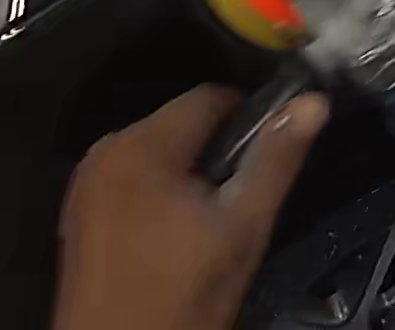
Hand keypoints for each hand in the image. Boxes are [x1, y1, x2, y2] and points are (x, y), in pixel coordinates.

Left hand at [54, 85, 329, 329]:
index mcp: (144, 145)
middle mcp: (109, 148)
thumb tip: (315, 102)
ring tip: (205, 217)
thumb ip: (278, 157)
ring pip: (162, 145)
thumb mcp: (245, 225)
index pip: (211, 97)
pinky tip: (172, 230)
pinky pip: (136, 171)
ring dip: (190, 166)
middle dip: (215, 146)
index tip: (259, 158)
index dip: (245, 119)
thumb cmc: (185, 296)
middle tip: (233, 197)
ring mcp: (89, 179)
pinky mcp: (79, 207)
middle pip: (184, 120)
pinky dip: (160, 185)